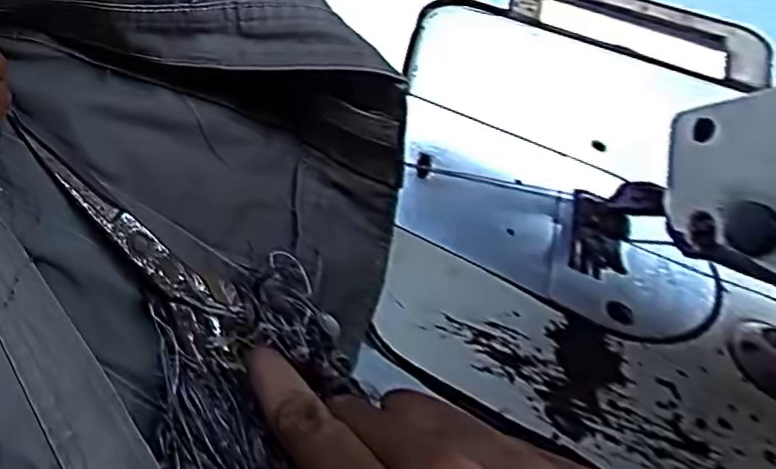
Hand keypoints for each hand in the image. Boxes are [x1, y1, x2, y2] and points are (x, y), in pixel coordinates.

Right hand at [249, 348, 576, 468]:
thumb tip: (298, 460)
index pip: (314, 428)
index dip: (279, 393)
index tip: (260, 363)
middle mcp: (448, 466)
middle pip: (362, 411)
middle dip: (356, 434)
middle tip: (363, 464)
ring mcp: (510, 463)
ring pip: (420, 414)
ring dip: (414, 440)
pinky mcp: (562, 466)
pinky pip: (488, 432)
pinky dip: (476, 454)